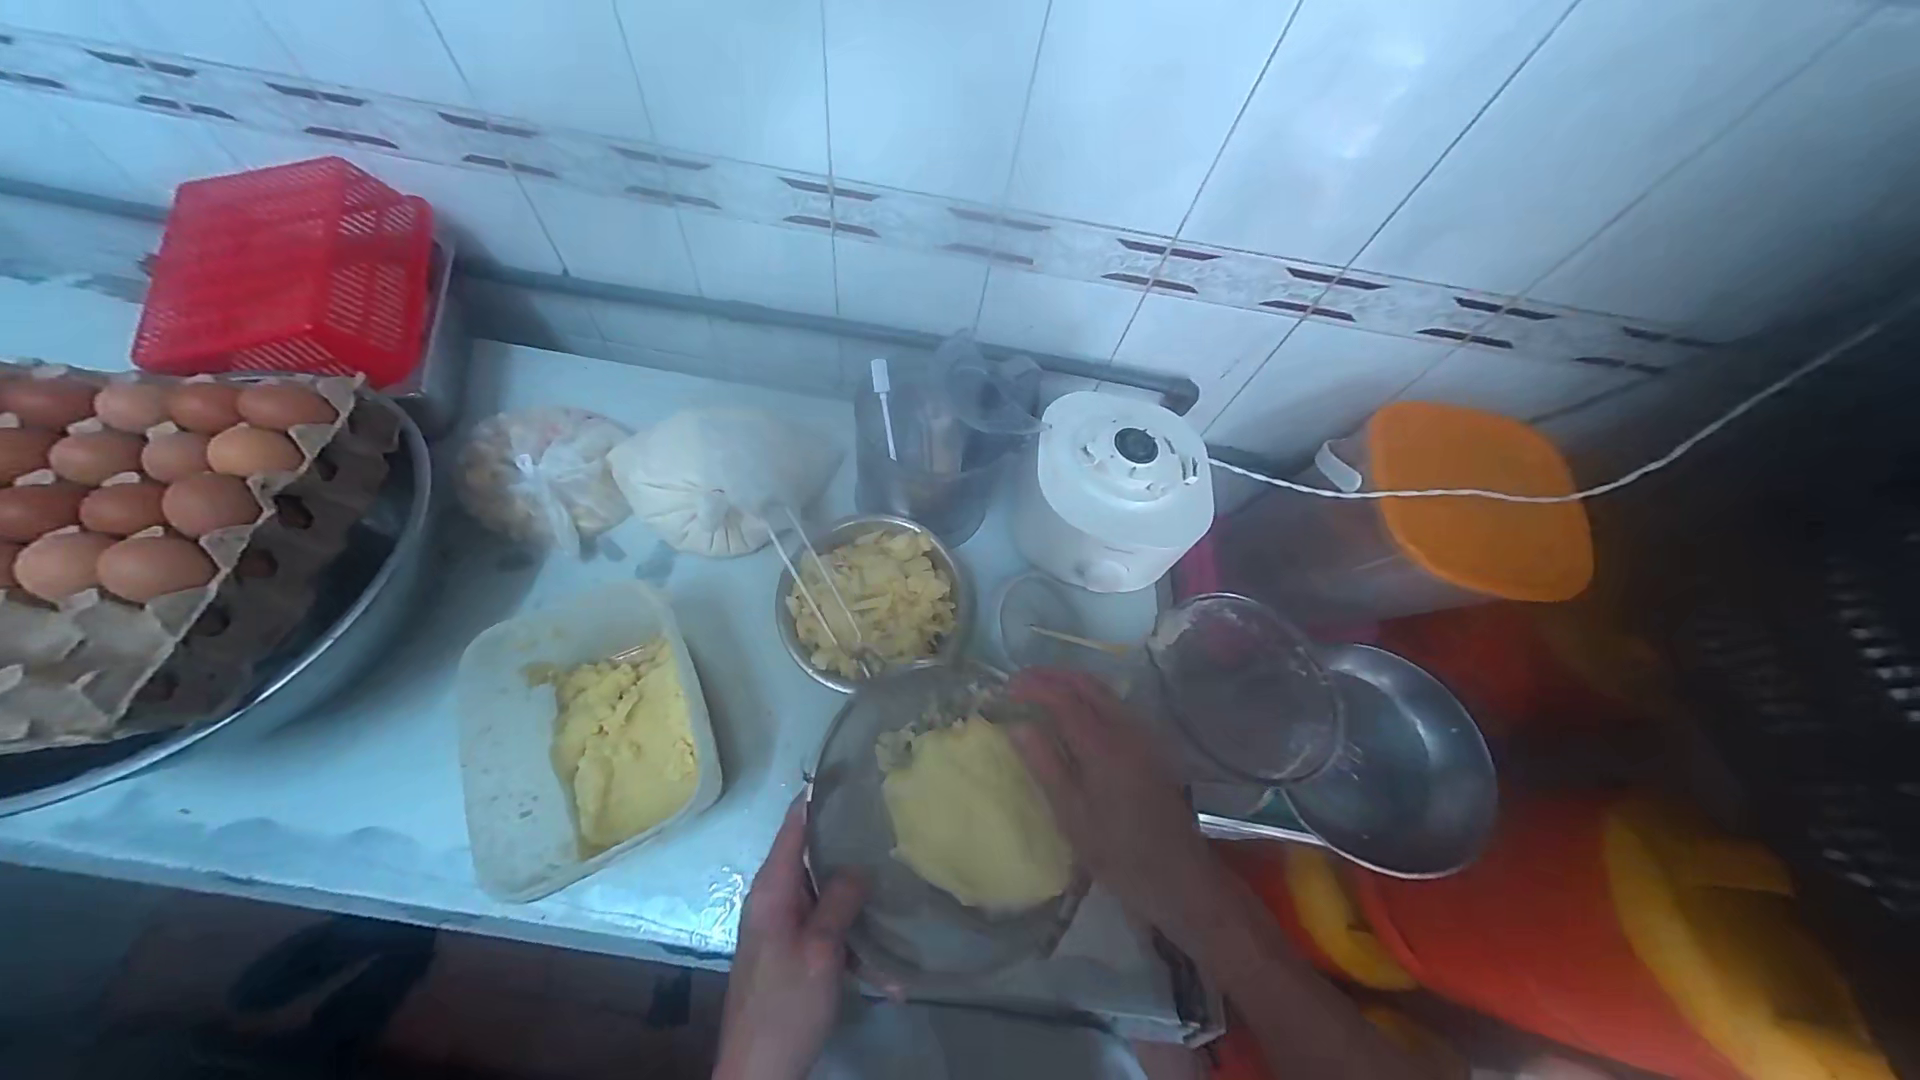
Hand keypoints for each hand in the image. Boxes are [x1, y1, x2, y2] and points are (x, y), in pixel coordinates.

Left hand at [713, 797, 865, 1079]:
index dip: (818, 795)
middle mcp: (773, 899)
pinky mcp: (791, 952)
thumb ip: (840, 899)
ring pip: (824, 892)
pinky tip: (885, 965)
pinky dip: (851, 938)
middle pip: (811, 855)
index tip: (849, 771)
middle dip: (847, 842)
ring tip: (895, 881)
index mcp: (772, 888)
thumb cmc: (786, 1003)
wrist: (757, 1075)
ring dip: (855, 898)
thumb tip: (859, 864)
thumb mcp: (821, 948)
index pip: (793, 824)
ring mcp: (781, 927)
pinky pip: (825, 928)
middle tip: (888, 822)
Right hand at [1007, 669, 1236, 952]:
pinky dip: (1088, 695)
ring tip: (1039, 690)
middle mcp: (1127, 730)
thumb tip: (1017, 725)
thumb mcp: (1071, 816)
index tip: (1006, 689)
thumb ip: (1044, 765)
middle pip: (1086, 684)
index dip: (1033, 687)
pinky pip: (1115, 704)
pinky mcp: (1151, 744)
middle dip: (1050, 676)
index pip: (1064, 699)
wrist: (1179, 877)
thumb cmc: (1118, 854)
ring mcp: (1143, 735)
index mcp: (1104, 747)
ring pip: (1103, 690)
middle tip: (1019, 682)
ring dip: (1069, 682)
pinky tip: (1072, 709)